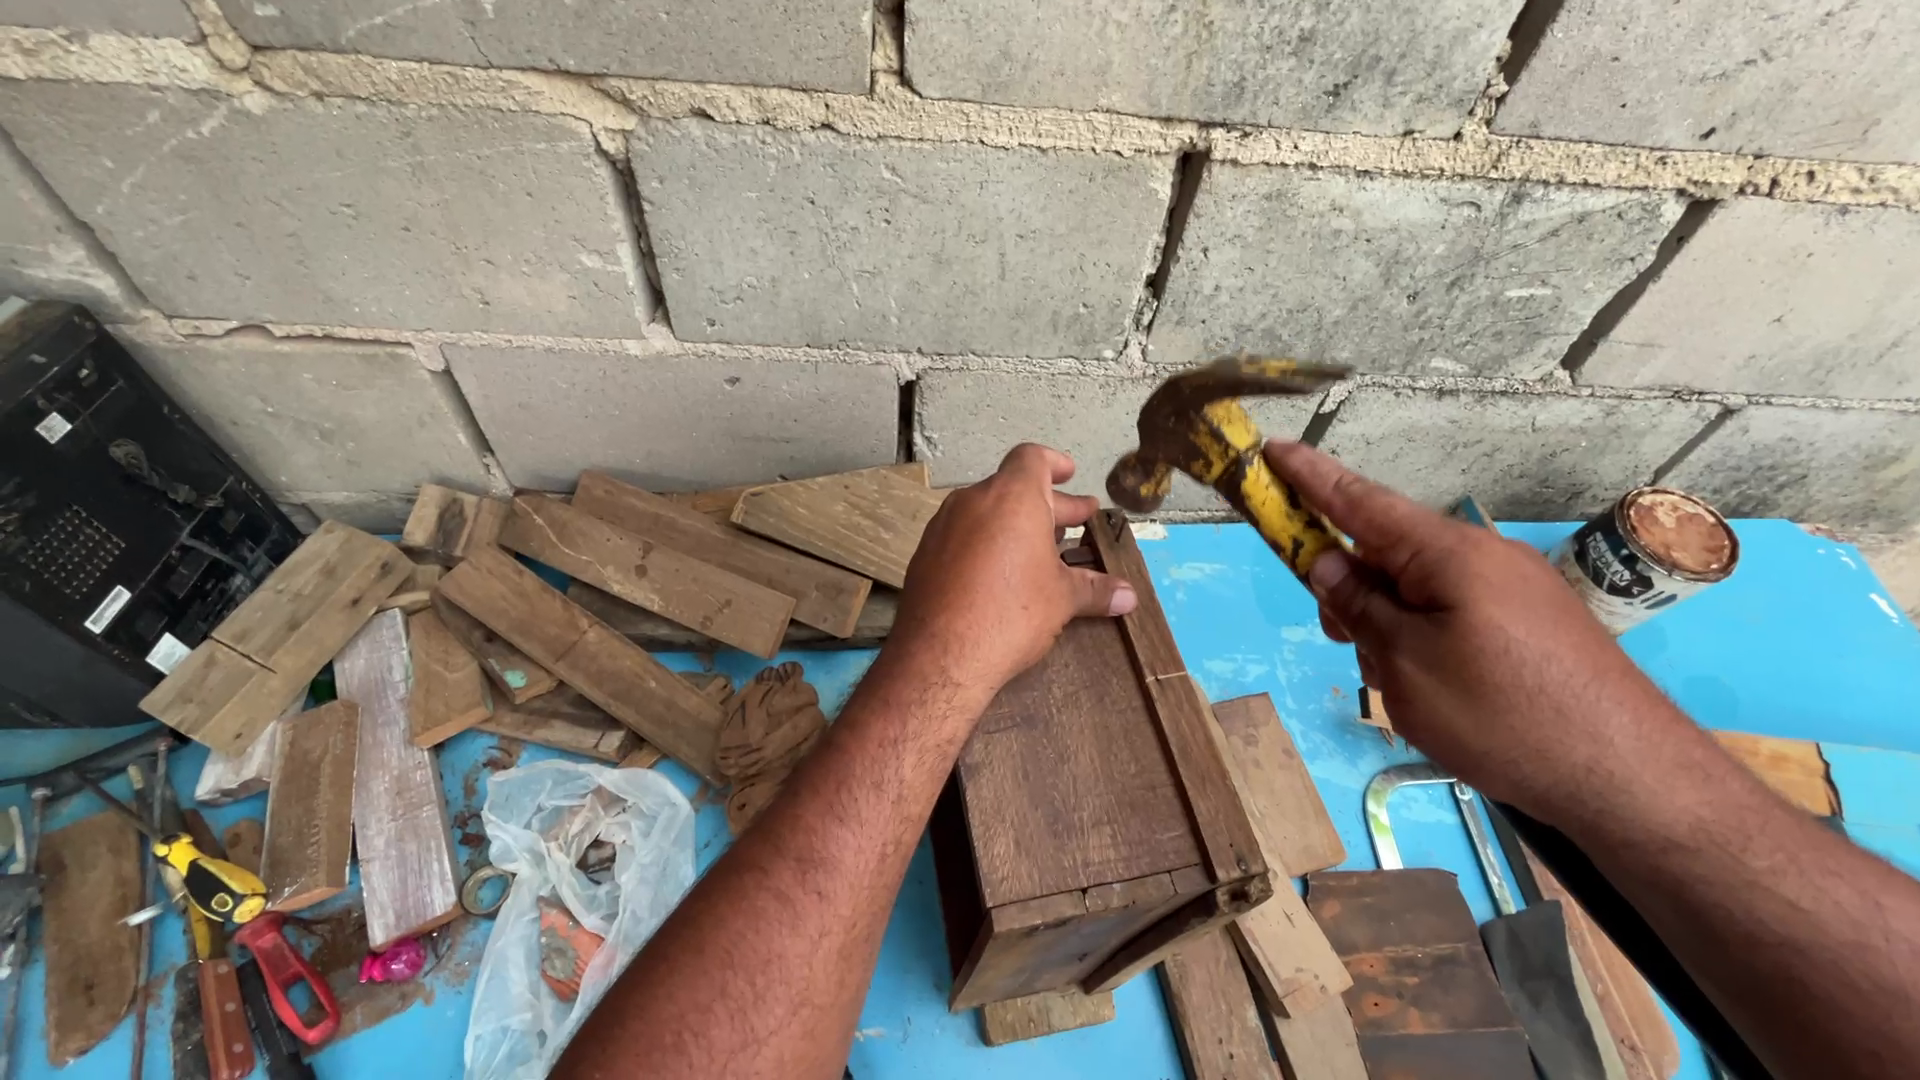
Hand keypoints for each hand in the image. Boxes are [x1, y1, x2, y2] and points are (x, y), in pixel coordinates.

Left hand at [889, 444, 1137, 694]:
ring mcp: (943, 527)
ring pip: (986, 513)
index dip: (1054, 463)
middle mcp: (973, 501)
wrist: (940, 654)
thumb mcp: (1062, 599)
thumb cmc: (1011, 613)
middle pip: (1012, 488)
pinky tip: (1001, 574)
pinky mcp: (925, 555)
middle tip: (1075, 521)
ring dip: (1015, 525)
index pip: (1032, 458)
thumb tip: (1129, 597)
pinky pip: (962, 537)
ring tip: (1041, 550)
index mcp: (1012, 497)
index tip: (1070, 474)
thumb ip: (1095, 589)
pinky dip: (986, 544)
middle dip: (1048, 505)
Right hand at [1265, 440, 1693, 826]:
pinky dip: (1421, 634)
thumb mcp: (1405, 663)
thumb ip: (1358, 607)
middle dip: (1350, 585)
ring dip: (1387, 622)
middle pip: (1387, 551)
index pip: (1360, 502)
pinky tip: (1432, 685)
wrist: (1629, 777)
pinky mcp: (1530, 620)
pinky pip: (1451, 609)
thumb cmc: (1501, 715)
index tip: (1271, 450)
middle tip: (1339, 637)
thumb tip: (1327, 562)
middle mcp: (1481, 556)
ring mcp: (1512, 587)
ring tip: (1397, 680)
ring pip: (1417, 587)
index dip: (1310, 477)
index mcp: (1448, 553)